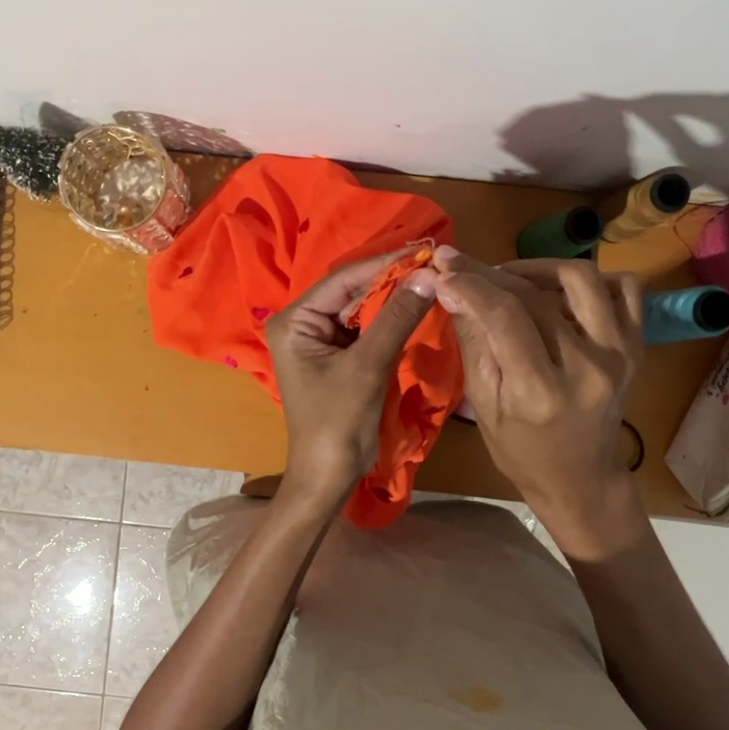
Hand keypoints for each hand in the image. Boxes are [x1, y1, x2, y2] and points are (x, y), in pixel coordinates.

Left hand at [265, 252, 436, 509]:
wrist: (329, 477)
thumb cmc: (338, 423)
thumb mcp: (368, 367)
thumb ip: (396, 318)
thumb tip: (428, 275)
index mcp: (294, 321)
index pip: (343, 280)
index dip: (385, 265)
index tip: (426, 252)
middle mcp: (301, 324)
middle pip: (352, 291)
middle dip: (392, 281)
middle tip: (435, 265)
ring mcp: (318, 342)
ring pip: (362, 309)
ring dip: (394, 300)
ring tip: (432, 281)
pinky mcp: (337, 358)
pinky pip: (366, 330)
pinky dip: (390, 322)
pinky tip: (417, 308)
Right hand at [431, 248, 644, 556]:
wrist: (580, 478)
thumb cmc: (521, 451)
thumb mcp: (484, 406)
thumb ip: (473, 343)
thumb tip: (451, 288)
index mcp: (540, 391)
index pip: (504, 316)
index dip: (470, 283)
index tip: (443, 266)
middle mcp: (586, 367)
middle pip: (534, 295)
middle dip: (490, 273)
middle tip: (462, 266)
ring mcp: (619, 354)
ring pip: (580, 279)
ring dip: (538, 267)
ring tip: (509, 276)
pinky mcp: (636, 347)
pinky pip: (623, 289)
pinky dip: (590, 279)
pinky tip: (557, 290)